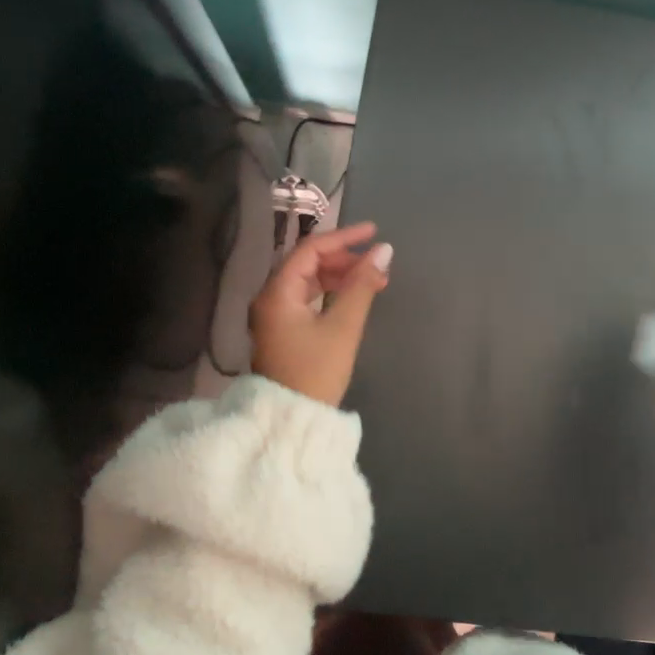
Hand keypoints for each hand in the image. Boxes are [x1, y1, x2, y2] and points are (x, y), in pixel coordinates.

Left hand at [249, 222, 393, 406]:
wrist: (290, 422)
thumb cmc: (315, 372)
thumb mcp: (343, 327)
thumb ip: (362, 285)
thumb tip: (384, 251)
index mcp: (278, 292)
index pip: (311, 249)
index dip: (344, 237)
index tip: (374, 233)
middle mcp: (270, 298)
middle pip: (308, 263)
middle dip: (344, 258)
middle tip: (377, 265)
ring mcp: (274, 316)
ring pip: (309, 281)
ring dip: (340, 276)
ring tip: (373, 281)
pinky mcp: (283, 332)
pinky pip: (308, 298)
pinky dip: (331, 293)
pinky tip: (353, 298)